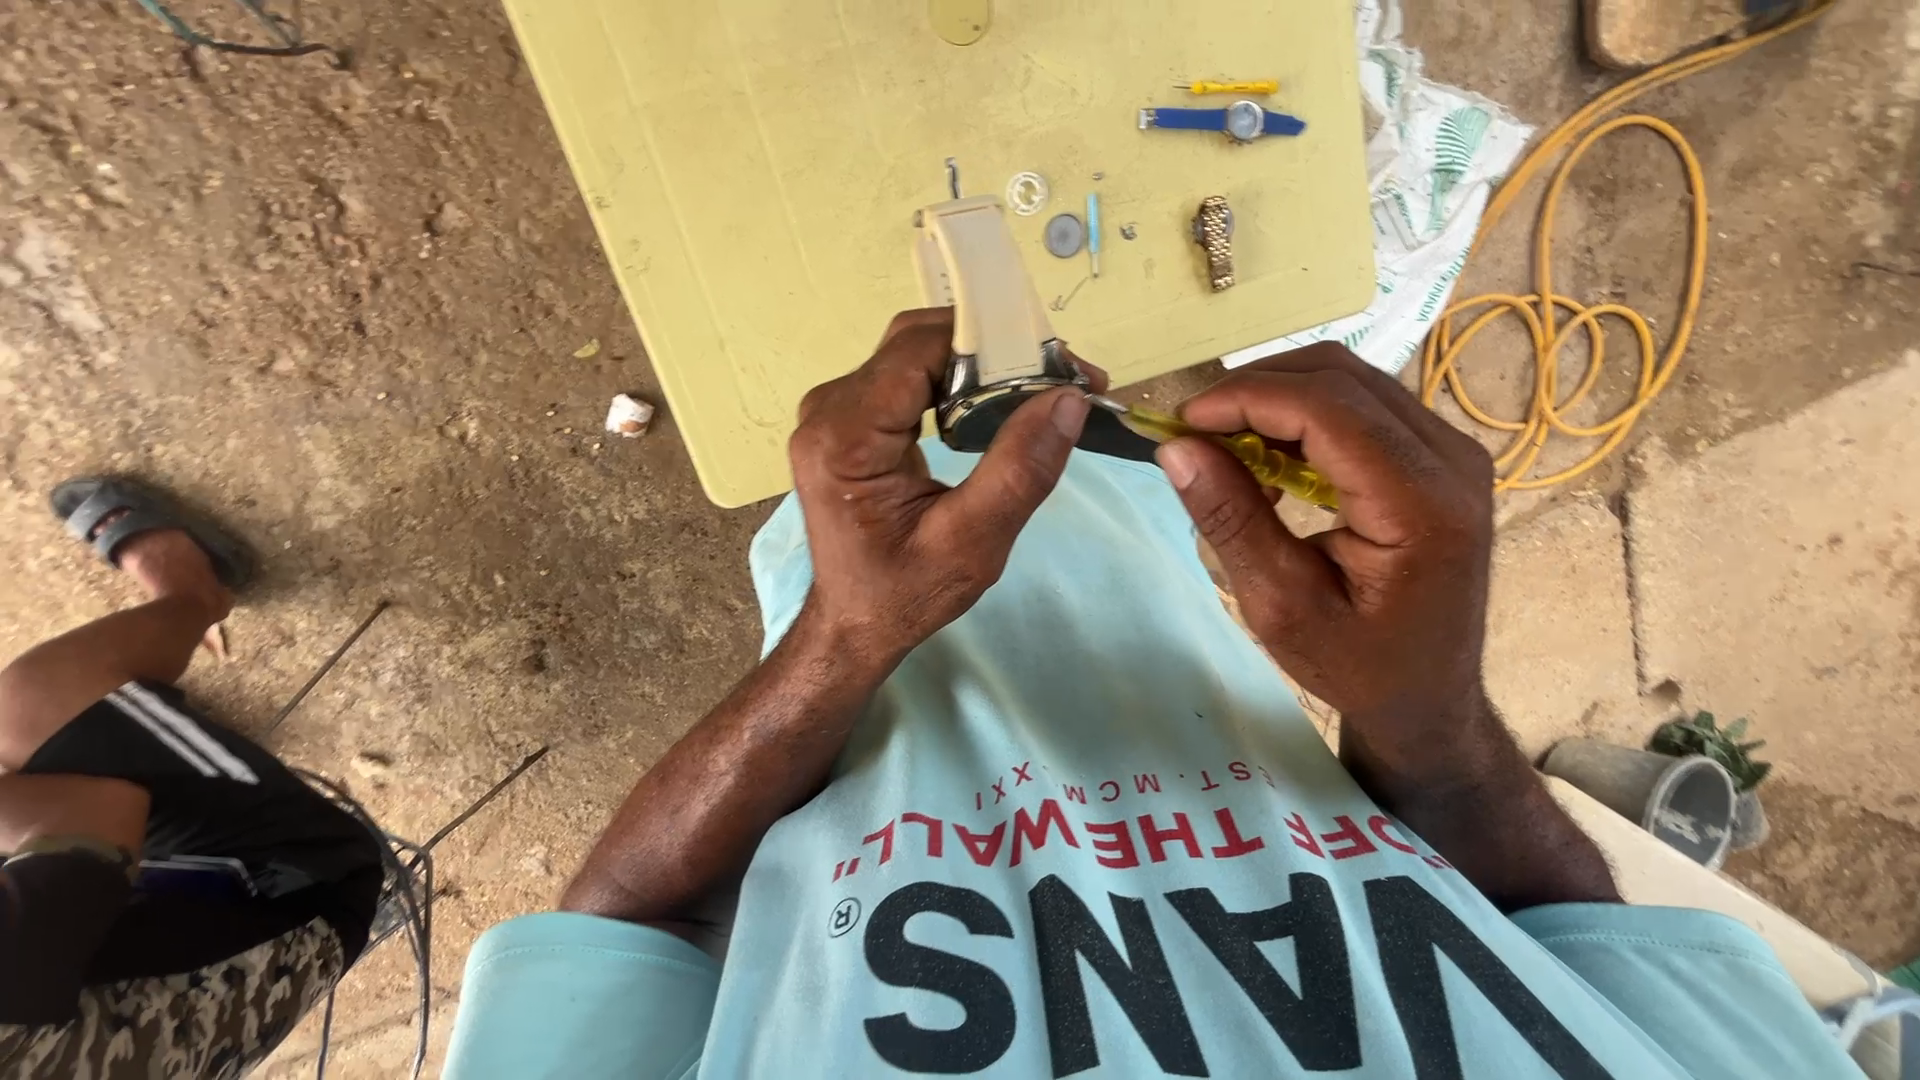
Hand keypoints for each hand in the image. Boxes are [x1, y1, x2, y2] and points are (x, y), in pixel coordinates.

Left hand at [788, 309, 1094, 672]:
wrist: (854, 623)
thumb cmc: (905, 593)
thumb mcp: (972, 543)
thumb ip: (1019, 471)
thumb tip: (1068, 398)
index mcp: (844, 437)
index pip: (921, 350)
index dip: (995, 344)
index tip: (1061, 366)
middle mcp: (827, 411)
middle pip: (917, 344)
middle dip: (994, 350)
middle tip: (1058, 379)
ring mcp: (832, 412)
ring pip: (914, 355)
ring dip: (979, 364)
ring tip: (1036, 391)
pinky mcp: (845, 420)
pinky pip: (906, 378)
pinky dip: (956, 382)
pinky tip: (993, 404)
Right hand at [1157, 343, 1495, 739]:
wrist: (1428, 695)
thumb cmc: (1357, 667)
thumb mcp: (1280, 606)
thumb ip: (1233, 520)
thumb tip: (1176, 448)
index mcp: (1421, 505)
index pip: (1326, 408)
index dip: (1244, 399)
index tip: (1180, 424)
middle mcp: (1450, 460)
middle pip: (1339, 376)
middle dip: (1253, 390)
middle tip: (1194, 433)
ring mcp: (1451, 452)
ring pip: (1348, 380)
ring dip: (1274, 400)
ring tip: (1225, 448)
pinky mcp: (1438, 456)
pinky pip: (1360, 405)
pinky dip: (1300, 417)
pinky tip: (1270, 461)